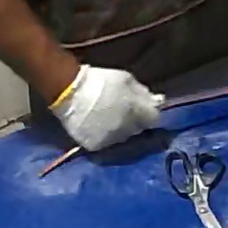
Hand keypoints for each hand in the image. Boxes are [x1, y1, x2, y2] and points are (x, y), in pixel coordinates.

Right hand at [49, 65, 163, 150]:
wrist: (70, 94)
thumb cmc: (100, 82)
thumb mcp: (126, 80)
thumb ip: (143, 94)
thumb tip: (158, 102)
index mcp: (136, 112)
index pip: (154, 119)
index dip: (149, 114)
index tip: (143, 110)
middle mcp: (126, 130)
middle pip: (138, 131)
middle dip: (134, 123)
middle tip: (123, 113)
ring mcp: (111, 140)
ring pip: (122, 140)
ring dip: (119, 132)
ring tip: (108, 120)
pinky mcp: (96, 147)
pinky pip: (106, 145)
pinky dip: (105, 138)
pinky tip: (98, 128)